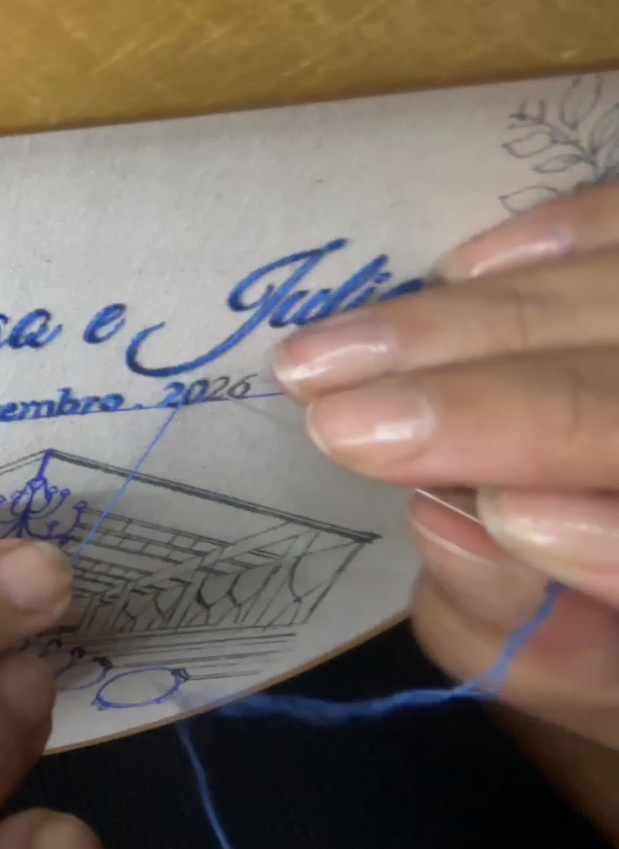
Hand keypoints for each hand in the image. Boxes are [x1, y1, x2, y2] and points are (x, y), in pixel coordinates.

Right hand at [271, 184, 618, 746]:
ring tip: (322, 352)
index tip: (498, 518)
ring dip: (473, 324)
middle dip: (513, 408)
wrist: (595, 497)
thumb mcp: (574, 682)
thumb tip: (466, 526)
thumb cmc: (602, 629)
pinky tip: (465, 267)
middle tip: (340, 423)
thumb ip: (537, 643)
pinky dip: (572, 230)